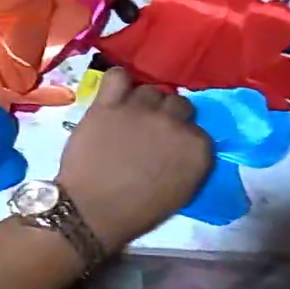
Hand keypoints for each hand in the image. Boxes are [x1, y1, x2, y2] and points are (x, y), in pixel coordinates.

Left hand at [58, 69, 213, 251]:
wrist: (92, 210)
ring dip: (143, 102)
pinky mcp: (108, 104)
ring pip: (149, 90)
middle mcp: (173, 123)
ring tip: (129, 118)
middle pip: (177, 102)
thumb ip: (190, 162)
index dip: (182, 135)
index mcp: (197, 148)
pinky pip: (118, 76)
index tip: (170, 146)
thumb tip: (185, 145)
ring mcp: (140, 110)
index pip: (198, 128)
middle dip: (166, 115)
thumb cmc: (137, 212)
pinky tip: (114, 96)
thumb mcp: (181, 192)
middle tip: (150, 131)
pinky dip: (118, 82)